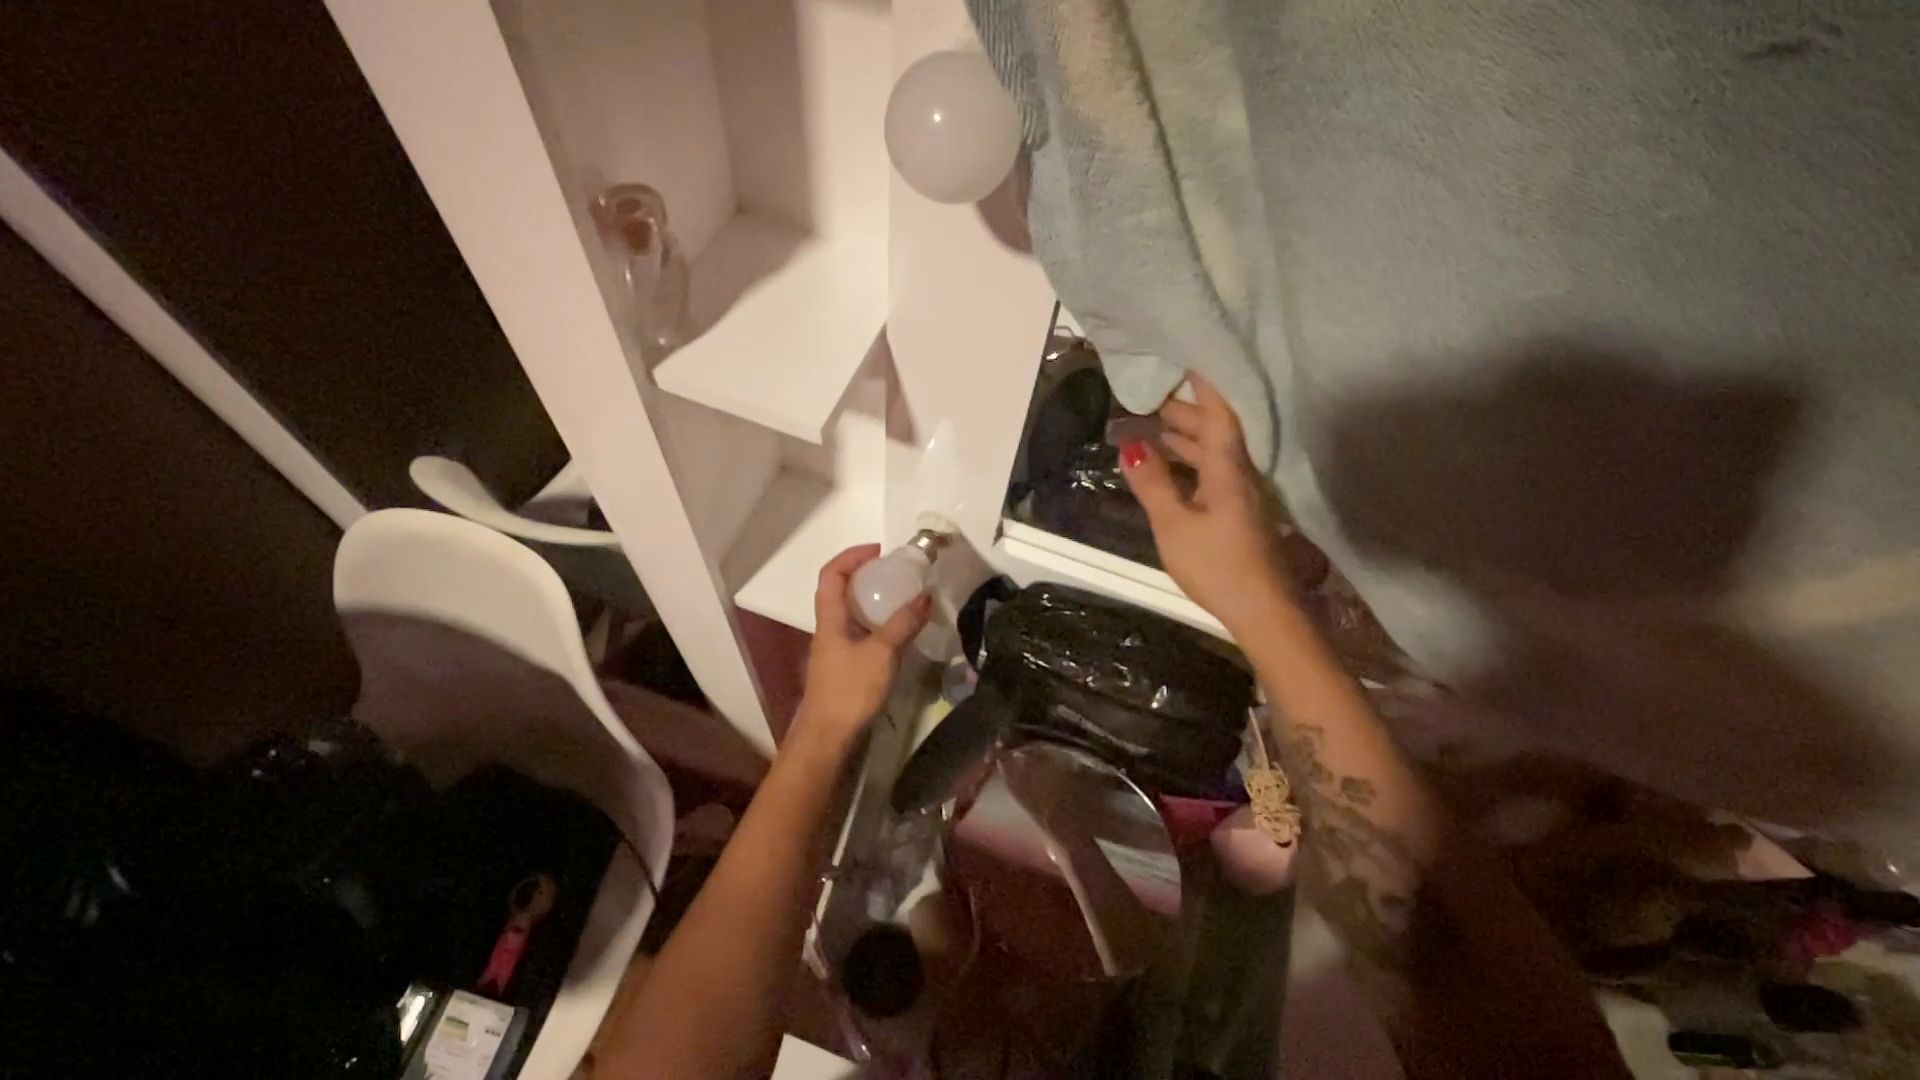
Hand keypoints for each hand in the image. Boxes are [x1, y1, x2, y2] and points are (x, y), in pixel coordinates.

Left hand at [791, 545, 932, 755]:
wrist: (828, 737)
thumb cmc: (850, 691)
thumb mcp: (882, 654)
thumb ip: (903, 624)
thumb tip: (924, 596)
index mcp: (830, 619)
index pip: (832, 574)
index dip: (852, 556)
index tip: (880, 551)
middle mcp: (828, 628)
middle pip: (840, 590)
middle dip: (866, 575)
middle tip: (897, 573)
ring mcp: (835, 648)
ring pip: (850, 613)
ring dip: (873, 600)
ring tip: (902, 598)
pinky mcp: (844, 666)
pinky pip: (860, 632)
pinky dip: (877, 624)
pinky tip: (898, 632)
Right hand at [1121, 373, 1293, 634]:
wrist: (1262, 610)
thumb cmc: (1216, 564)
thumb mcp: (1173, 524)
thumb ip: (1153, 483)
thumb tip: (1130, 445)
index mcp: (1227, 469)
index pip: (1219, 414)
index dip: (1205, 387)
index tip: (1187, 361)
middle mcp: (1240, 475)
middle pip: (1217, 431)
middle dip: (1188, 411)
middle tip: (1154, 398)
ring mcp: (1242, 496)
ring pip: (1215, 454)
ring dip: (1188, 439)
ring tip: (1157, 428)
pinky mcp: (1240, 516)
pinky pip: (1214, 474)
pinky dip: (1193, 463)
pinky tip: (1174, 470)